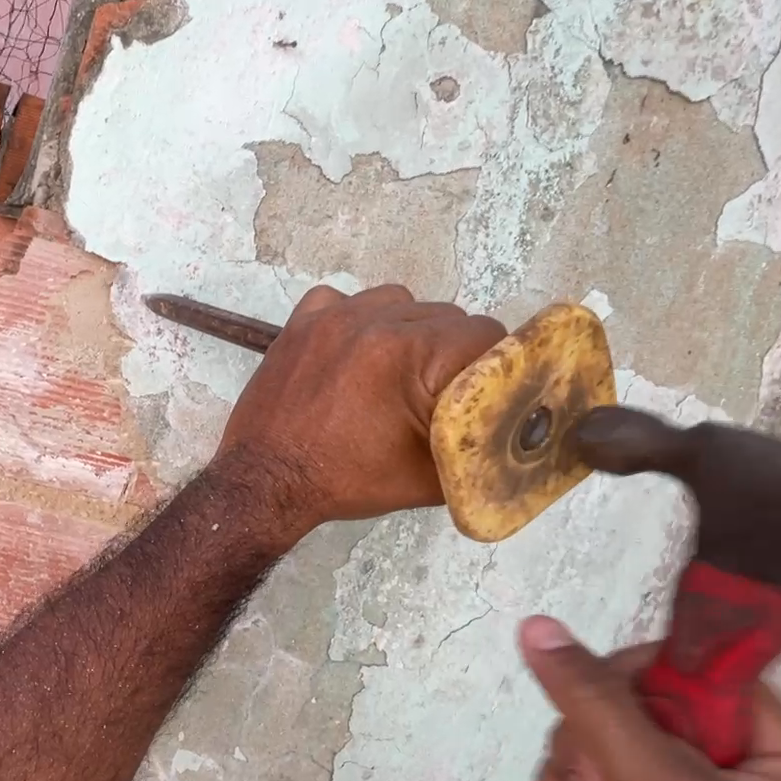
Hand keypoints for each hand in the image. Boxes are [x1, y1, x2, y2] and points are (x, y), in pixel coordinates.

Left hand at [216, 285, 504, 538]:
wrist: (266, 481)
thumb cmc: (345, 481)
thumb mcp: (431, 474)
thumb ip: (478, 442)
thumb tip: (514, 429)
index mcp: (409, 353)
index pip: (485, 334)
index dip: (494, 366)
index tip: (483, 391)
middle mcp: (370, 323)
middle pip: (444, 316)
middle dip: (452, 352)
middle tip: (442, 391)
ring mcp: (330, 319)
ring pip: (397, 302)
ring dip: (407, 329)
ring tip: (397, 371)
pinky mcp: (299, 324)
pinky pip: (341, 299)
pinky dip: (355, 318)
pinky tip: (354, 350)